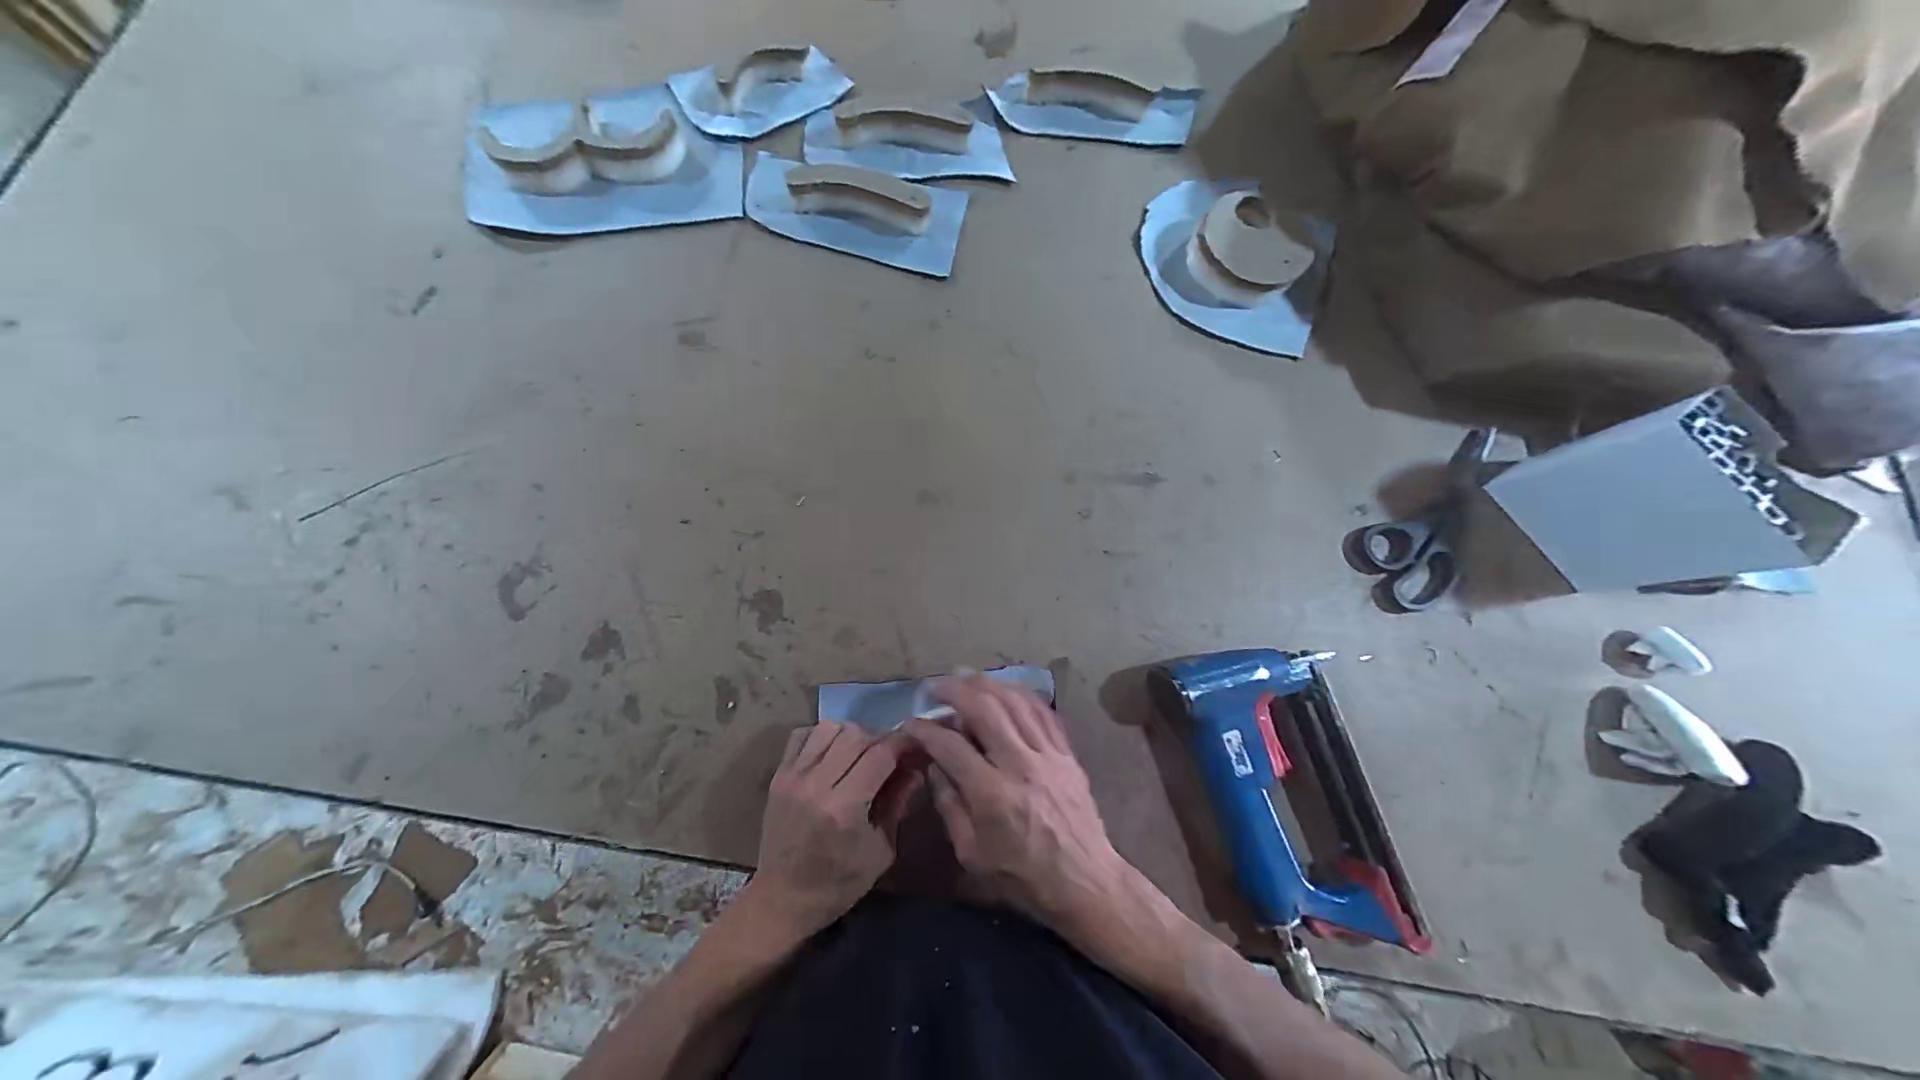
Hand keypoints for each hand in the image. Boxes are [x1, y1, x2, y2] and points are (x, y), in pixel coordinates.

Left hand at [750, 721, 921, 936]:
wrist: (782, 899)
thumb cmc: (838, 883)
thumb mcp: (880, 851)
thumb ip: (897, 804)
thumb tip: (916, 769)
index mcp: (844, 807)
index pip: (880, 754)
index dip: (903, 744)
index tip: (916, 746)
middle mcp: (817, 784)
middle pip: (856, 735)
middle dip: (880, 740)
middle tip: (888, 757)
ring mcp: (793, 777)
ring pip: (829, 728)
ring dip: (851, 735)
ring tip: (858, 755)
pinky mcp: (778, 776)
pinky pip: (801, 735)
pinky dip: (821, 736)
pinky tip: (831, 755)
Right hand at [903, 675, 1127, 933]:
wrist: (1084, 881)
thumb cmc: (1023, 876)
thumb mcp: (972, 853)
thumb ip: (949, 806)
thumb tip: (934, 767)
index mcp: (992, 794)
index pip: (951, 746)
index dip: (925, 730)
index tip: (911, 723)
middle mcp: (1020, 765)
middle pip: (985, 709)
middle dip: (955, 691)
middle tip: (936, 686)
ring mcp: (1048, 755)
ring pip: (1015, 702)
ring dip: (987, 684)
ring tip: (966, 678)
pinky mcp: (1067, 754)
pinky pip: (1043, 712)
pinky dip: (1021, 695)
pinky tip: (1006, 690)